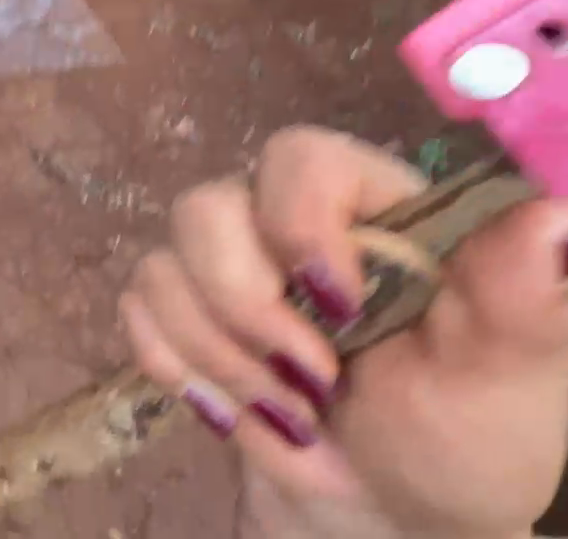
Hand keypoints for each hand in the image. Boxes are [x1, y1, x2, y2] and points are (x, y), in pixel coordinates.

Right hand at [120, 127, 567, 538]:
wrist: (395, 502)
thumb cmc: (470, 436)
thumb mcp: (509, 378)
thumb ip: (519, 298)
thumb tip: (549, 213)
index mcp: (364, 210)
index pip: (298, 158)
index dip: (297, 221)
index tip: (337, 307)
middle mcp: (271, 218)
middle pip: (202, 210)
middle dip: (242, 308)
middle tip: (310, 380)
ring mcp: (212, 260)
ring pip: (160, 268)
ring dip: (215, 354)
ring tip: (287, 415)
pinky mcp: (170, 302)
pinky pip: (134, 311)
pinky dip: (178, 368)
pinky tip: (235, 408)